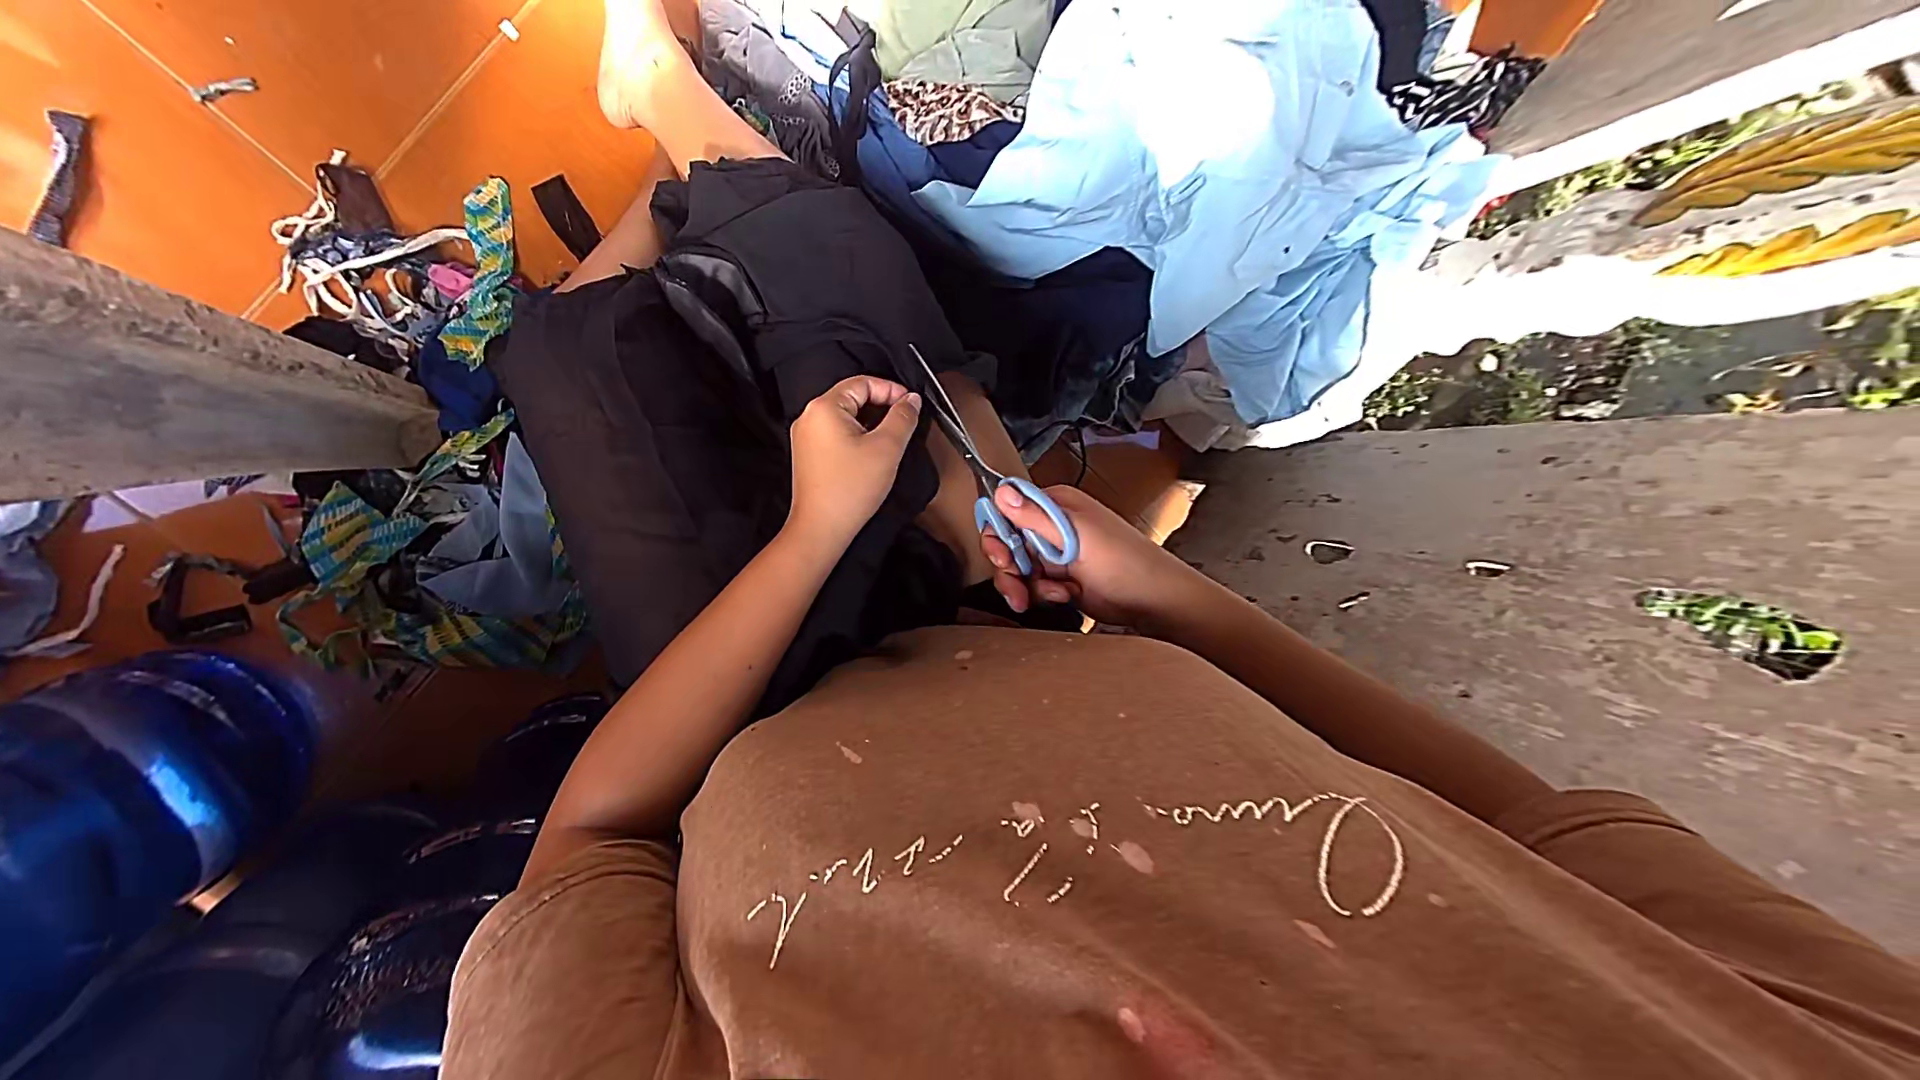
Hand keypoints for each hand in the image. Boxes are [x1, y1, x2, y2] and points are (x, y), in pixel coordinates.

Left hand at [786, 376, 921, 548]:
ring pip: (845, 416)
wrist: (822, 527)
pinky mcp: (809, 454)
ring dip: (871, 422)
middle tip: (905, 421)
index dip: (891, 389)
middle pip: (852, 397)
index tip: (910, 404)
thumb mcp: (887, 448)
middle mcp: (810, 417)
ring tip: (891, 439)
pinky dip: (857, 436)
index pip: (862, 382)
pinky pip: (836, 433)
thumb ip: (902, 418)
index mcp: (824, 407)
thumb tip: (911, 400)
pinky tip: (872, 453)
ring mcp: (806, 436)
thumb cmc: (849, 490)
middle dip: (882, 406)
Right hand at [980, 483, 1216, 629]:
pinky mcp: (1059, 578)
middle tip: (1018, 583)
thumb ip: (1035, 515)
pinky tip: (1064, 596)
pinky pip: (1032, 587)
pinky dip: (1042, 595)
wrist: (1152, 599)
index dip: (998, 535)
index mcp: (1055, 506)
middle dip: (1010, 569)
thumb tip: (1002, 491)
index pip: (1007, 511)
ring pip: (1017, 570)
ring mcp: (1055, 554)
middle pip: (1007, 545)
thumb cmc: (1125, 561)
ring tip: (1052, 594)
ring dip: (1027, 586)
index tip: (1002, 557)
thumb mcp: (1076, 535)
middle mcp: (1052, 526)